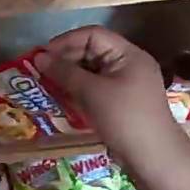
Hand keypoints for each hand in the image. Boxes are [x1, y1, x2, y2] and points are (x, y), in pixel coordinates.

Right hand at [34, 27, 180, 162]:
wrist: (152, 155)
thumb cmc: (123, 118)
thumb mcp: (91, 92)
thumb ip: (64, 72)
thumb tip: (38, 56)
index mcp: (128, 54)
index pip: (92, 34)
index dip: (65, 42)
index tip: (42, 56)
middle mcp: (128, 63)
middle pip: (91, 50)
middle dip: (65, 59)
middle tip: (41, 72)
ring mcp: (125, 83)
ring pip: (91, 69)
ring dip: (68, 75)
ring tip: (47, 85)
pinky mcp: (120, 100)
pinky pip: (95, 86)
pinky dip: (77, 89)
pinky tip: (62, 98)